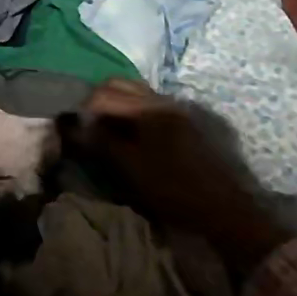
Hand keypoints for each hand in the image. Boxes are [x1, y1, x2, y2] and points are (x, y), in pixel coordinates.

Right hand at [71, 80, 288, 272]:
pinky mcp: (181, 120)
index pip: (103, 94)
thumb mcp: (130, 168)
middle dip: (97, 100)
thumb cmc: (174, 189)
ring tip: (105, 131)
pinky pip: (147, 103)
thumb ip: (100, 141)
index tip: (75, 130)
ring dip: (114, 105)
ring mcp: (173, 108)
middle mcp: (160, 99)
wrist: (224, 209)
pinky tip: (128, 134)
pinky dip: (130, 111)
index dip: (84, 109)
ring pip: (133, 92)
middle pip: (118, 85)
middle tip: (87, 126)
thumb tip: (72, 124)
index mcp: (147, 108)